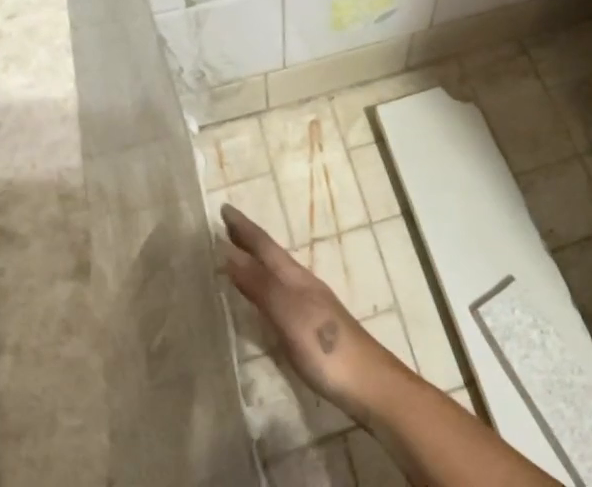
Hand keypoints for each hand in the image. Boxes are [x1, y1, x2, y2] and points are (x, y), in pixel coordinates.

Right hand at [220, 203, 410, 418]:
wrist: (368, 384)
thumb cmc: (327, 348)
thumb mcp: (289, 314)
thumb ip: (261, 285)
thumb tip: (227, 252)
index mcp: (296, 278)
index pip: (265, 246)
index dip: (244, 228)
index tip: (224, 207)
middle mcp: (303, 286)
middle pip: (271, 256)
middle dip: (248, 240)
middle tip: (225, 225)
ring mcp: (310, 306)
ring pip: (277, 274)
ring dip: (256, 261)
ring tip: (235, 256)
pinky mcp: (311, 329)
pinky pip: (280, 295)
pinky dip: (263, 286)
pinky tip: (262, 298)